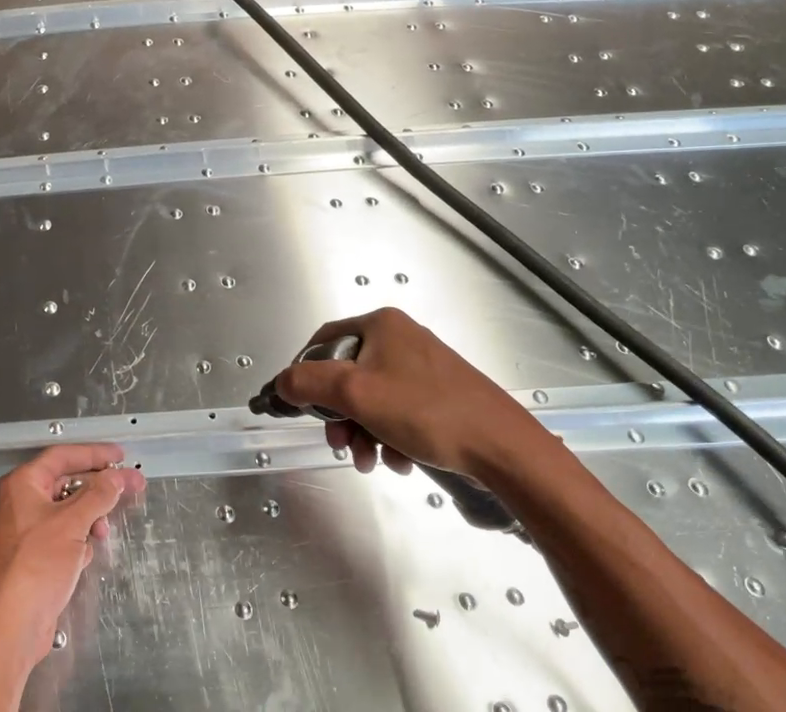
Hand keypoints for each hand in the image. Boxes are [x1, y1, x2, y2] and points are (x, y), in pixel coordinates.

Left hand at [0, 445, 145, 710]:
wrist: (7, 628)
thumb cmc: (35, 567)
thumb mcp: (72, 524)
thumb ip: (98, 495)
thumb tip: (117, 475)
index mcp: (21, 485)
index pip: (62, 456)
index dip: (94, 453)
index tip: (121, 456)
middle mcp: (16, 503)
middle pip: (64, 484)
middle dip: (96, 490)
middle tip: (129, 490)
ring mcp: (19, 533)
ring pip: (63, 514)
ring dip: (87, 520)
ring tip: (103, 534)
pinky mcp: (26, 560)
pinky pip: (57, 539)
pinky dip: (75, 542)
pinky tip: (84, 557)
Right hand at [275, 307, 541, 479]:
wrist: (503, 448)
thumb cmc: (425, 411)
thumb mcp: (355, 393)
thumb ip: (307, 382)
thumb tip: (282, 382)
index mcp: (381, 325)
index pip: (322, 341)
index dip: (304, 372)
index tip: (300, 405)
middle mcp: (401, 338)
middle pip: (347, 375)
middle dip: (340, 415)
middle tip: (341, 445)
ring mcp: (423, 367)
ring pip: (372, 399)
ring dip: (363, 432)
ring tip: (372, 461)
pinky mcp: (441, 395)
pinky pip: (398, 412)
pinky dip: (390, 437)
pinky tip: (399, 460)